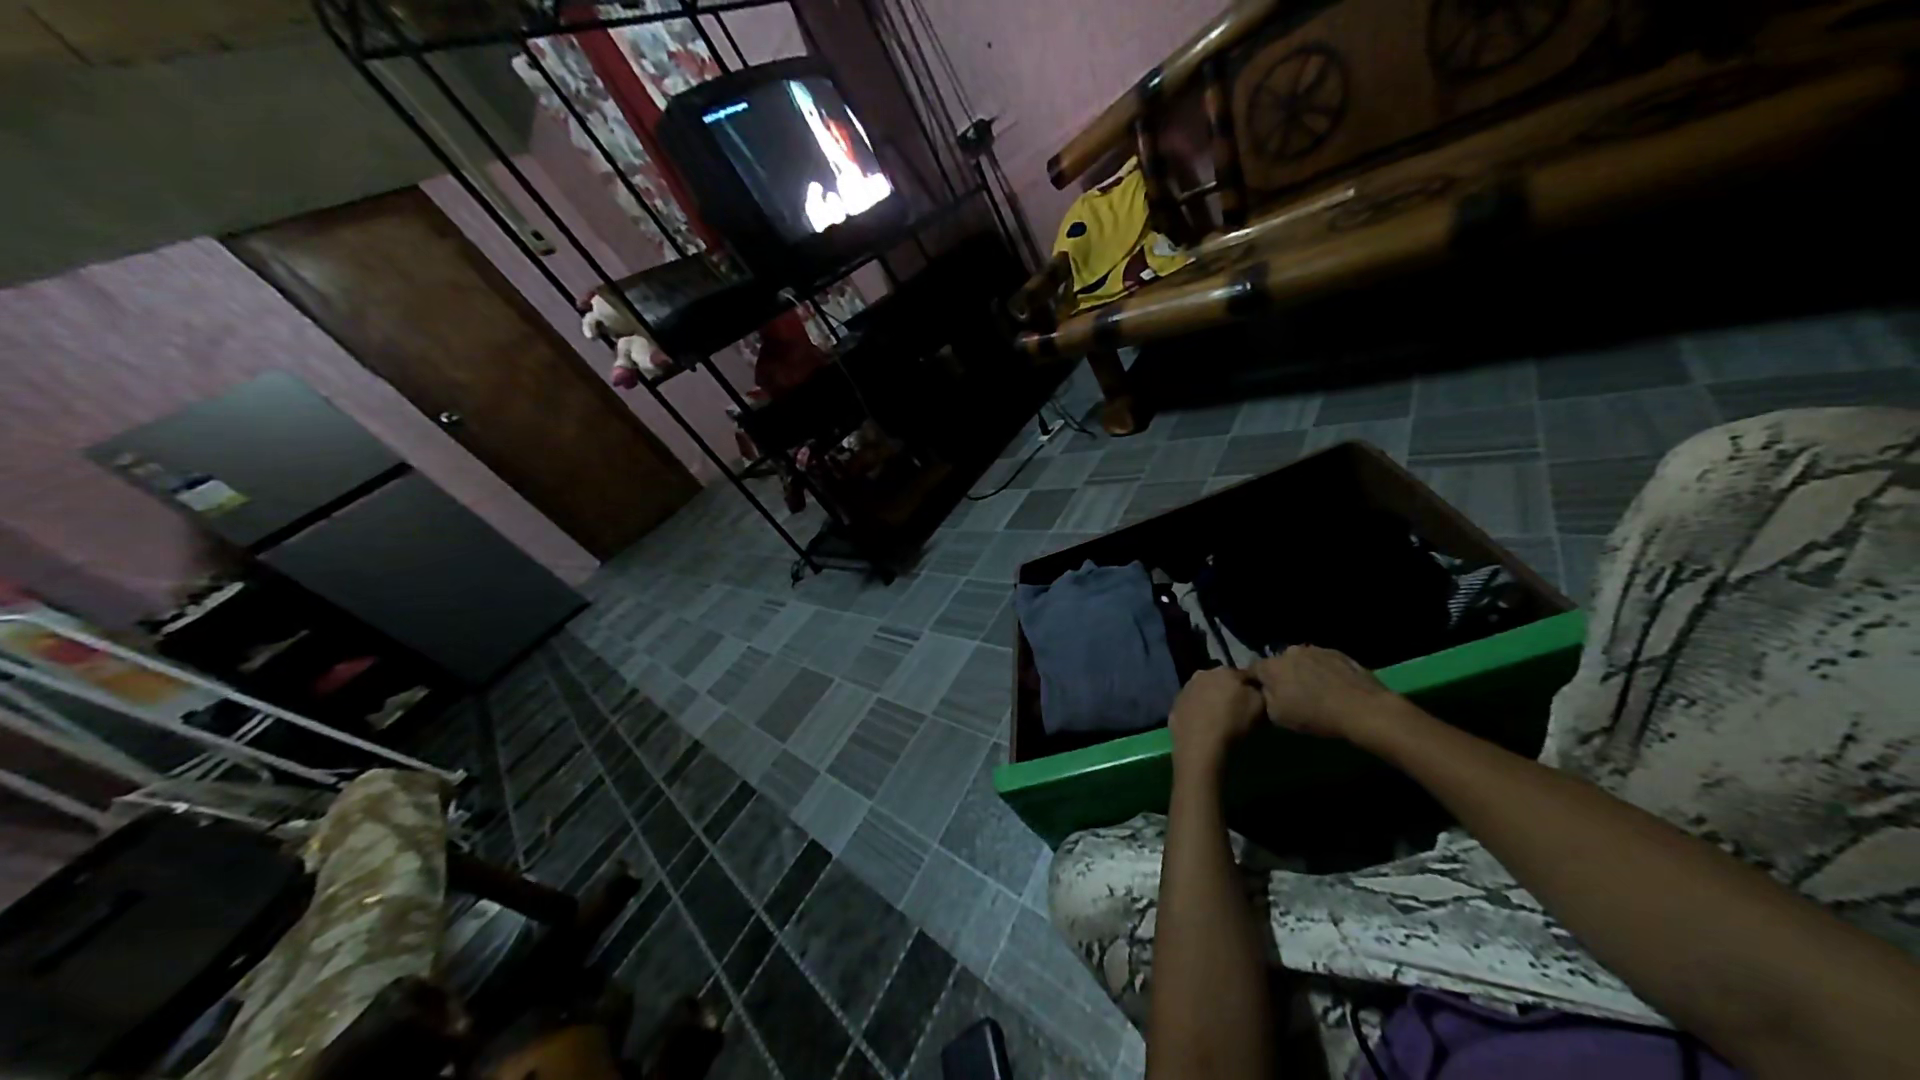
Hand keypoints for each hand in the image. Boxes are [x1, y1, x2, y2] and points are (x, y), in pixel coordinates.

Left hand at [1169, 667, 1263, 775]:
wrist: (1201, 746)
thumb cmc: (1234, 724)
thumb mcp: (1261, 706)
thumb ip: (1259, 691)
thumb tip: (1255, 687)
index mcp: (1224, 671)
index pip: (1243, 675)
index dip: (1250, 687)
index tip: (1254, 700)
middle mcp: (1202, 674)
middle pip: (1220, 680)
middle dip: (1227, 690)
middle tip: (1234, 709)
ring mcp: (1185, 690)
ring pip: (1202, 691)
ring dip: (1209, 699)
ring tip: (1217, 719)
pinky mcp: (1174, 706)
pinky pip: (1190, 706)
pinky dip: (1196, 711)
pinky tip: (1202, 725)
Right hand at [1251, 646, 1404, 741]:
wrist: (1362, 708)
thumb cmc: (1314, 715)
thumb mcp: (1277, 717)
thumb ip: (1265, 699)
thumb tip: (1265, 691)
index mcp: (1271, 666)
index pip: (1253, 670)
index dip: (1255, 682)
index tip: (1262, 694)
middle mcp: (1290, 651)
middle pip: (1279, 664)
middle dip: (1282, 676)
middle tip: (1291, 694)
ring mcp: (1315, 649)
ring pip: (1301, 661)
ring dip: (1303, 672)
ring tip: (1315, 690)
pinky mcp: (1338, 652)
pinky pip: (1322, 661)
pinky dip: (1323, 671)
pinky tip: (1333, 686)